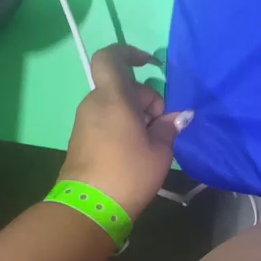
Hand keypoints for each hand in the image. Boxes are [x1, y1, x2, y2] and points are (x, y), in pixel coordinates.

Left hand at [58, 44, 191, 217]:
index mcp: (113, 98)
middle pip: (123, 88)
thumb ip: (169, 128)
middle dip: (146, 101)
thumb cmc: (129, 172)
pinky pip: (107, 120)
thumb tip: (178, 117)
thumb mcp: (160, 150)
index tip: (150, 66)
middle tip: (163, 127)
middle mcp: (94, 103)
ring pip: (116, 105)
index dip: (130, 54)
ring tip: (152, 143)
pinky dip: (124, 127)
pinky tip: (137, 151)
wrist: (91, 207)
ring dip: (136, 116)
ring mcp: (85, 121)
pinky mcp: (82, 138)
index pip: (111, 58)